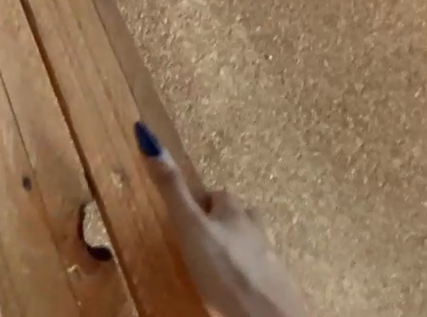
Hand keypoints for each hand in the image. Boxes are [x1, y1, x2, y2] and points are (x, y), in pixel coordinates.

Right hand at [136, 123, 311, 316]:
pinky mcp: (280, 293)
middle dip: (224, 223)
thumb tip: (146, 134)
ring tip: (217, 264)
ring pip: (254, 247)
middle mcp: (258, 232)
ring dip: (237, 250)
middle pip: (242, 218)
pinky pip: (262, 276)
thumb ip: (170, 186)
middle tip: (201, 237)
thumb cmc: (224, 269)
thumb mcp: (188, 225)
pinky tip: (236, 289)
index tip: (187, 213)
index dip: (203, 201)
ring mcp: (273, 264)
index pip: (220, 195)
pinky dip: (249, 277)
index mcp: (235, 213)